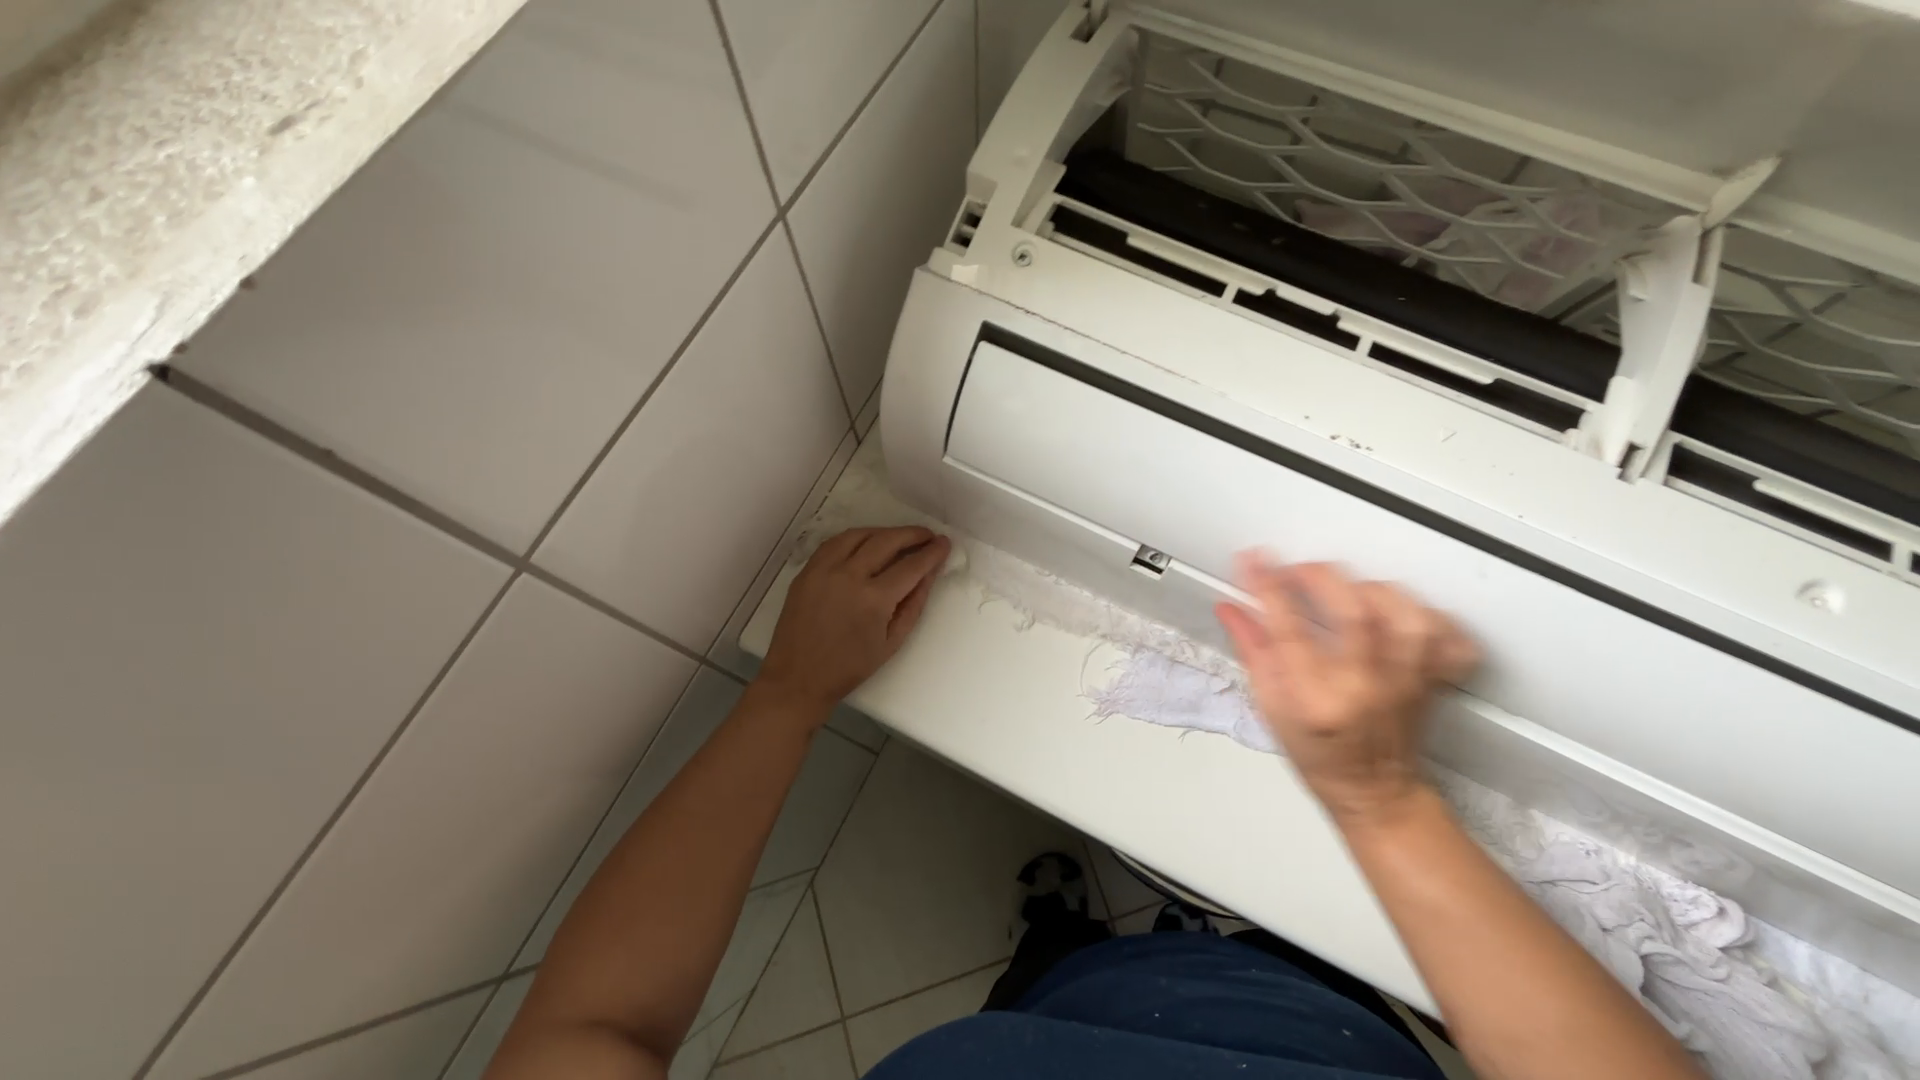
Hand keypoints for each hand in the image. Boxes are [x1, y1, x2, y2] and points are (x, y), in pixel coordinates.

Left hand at [756, 526, 951, 716]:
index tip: (944, 543)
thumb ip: (913, 604)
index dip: (931, 553)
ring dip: (884, 532)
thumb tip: (928, 574)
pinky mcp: (806, 571)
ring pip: (859, 535)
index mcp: (874, 599)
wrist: (798, 679)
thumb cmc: (849, 668)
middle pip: (887, 541)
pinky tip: (866, 543)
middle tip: (927, 535)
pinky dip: (855, 537)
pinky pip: (834, 543)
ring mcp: (824, 570)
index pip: (911, 566)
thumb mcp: (891, 642)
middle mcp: (849, 576)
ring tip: (899, 537)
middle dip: (912, 534)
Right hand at [1215, 553, 1477, 825]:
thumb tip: (1231, 607)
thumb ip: (1253, 651)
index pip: (1288, 631)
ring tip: (1350, 589)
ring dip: (1373, 590)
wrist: (1375, 791)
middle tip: (1299, 570)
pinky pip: (1449, 637)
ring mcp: (1407, 683)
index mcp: (1316, 700)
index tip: (1255, 560)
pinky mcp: (1435, 680)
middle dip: (1320, 578)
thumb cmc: (1317, 754)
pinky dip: (1431, 616)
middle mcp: (1365, 688)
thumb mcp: (1270, 708)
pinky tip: (1403, 612)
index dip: (1268, 588)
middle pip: (1355, 613)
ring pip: (1405, 616)